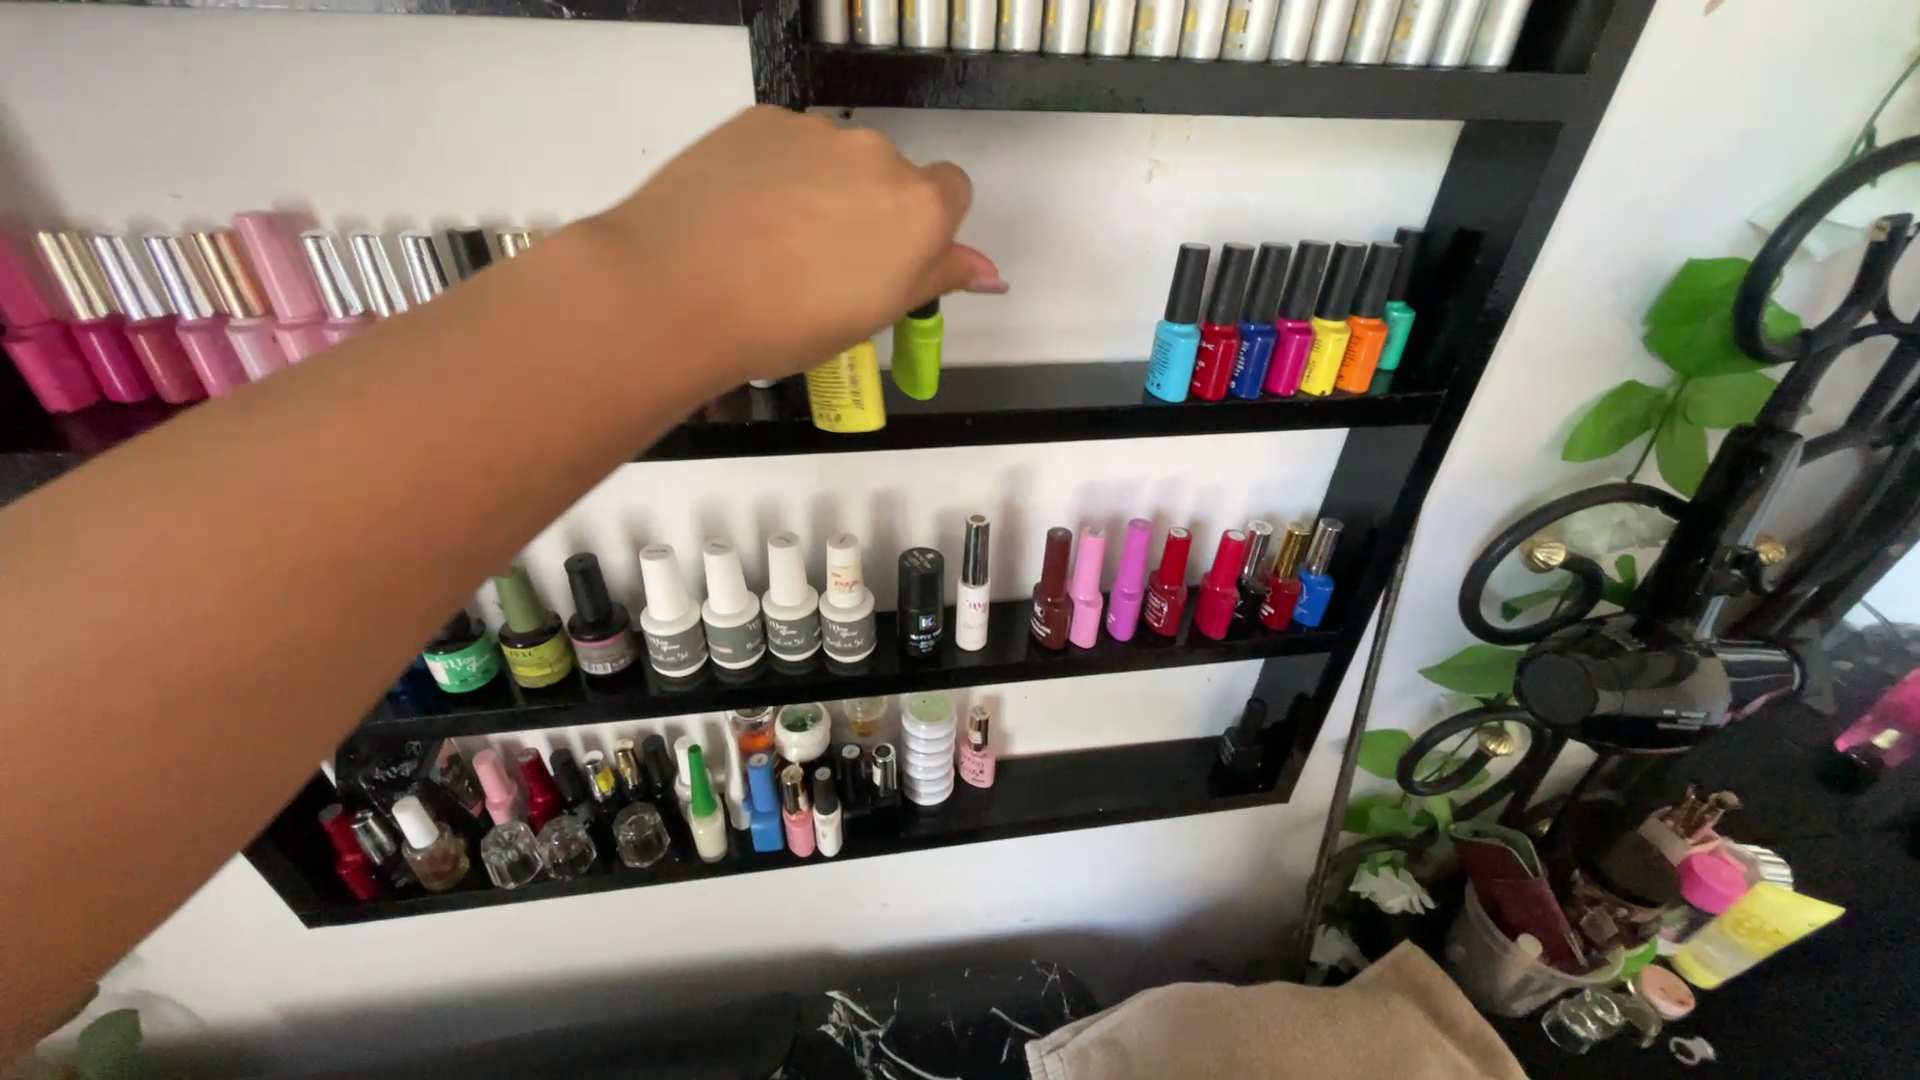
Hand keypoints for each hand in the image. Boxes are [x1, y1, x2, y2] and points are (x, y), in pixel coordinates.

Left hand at [585, 106, 1003, 387]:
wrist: (681, 290)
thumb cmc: (790, 324)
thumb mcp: (875, 314)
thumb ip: (937, 278)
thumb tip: (989, 271)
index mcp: (921, 209)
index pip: (953, 194)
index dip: (925, 230)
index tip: (891, 261)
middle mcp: (879, 156)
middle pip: (892, 176)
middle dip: (872, 210)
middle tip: (827, 265)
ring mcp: (816, 132)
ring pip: (838, 159)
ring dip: (824, 190)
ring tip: (776, 243)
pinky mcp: (761, 119)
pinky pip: (788, 144)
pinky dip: (778, 172)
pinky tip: (745, 215)